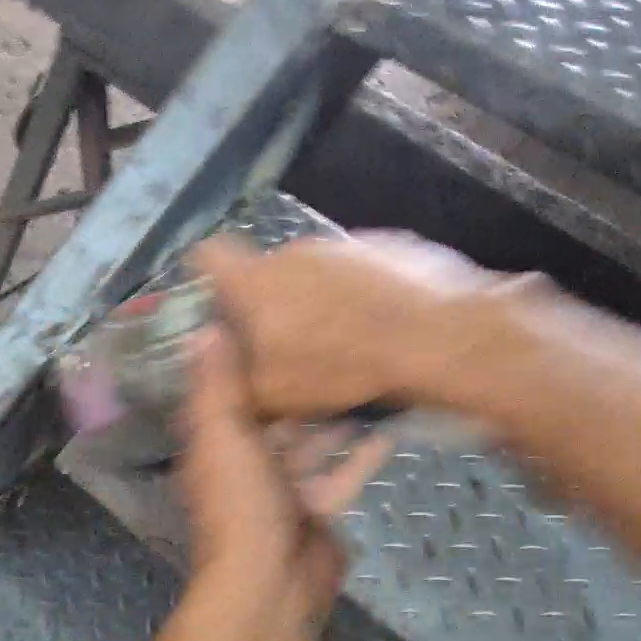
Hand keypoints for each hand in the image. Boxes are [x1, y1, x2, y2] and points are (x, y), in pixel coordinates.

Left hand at [177, 325, 390, 618]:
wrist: (270, 580)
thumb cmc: (241, 502)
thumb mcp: (222, 433)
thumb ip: (217, 384)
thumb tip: (205, 327)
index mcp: (213, 444)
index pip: (227, 394)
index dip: (246, 362)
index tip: (275, 321)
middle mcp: (242, 463)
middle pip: (273, 417)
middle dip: (299, 387)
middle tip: (339, 342)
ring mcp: (280, 489)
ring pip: (310, 444)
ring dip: (334, 418)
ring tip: (371, 374)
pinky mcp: (316, 510)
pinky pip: (341, 474)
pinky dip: (361, 454)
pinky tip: (392, 425)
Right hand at [188, 231, 521, 416]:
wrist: (440, 337)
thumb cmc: (340, 366)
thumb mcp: (272, 396)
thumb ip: (230, 380)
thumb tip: (207, 371)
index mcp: (254, 282)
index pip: (208, 255)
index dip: (200, 268)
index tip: (207, 290)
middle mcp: (291, 252)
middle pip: (263, 271)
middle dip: (266, 300)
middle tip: (281, 340)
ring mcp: (343, 244)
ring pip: (312, 272)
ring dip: (314, 299)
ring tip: (338, 339)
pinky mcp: (390, 244)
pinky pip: (357, 271)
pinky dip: (357, 293)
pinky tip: (378, 326)